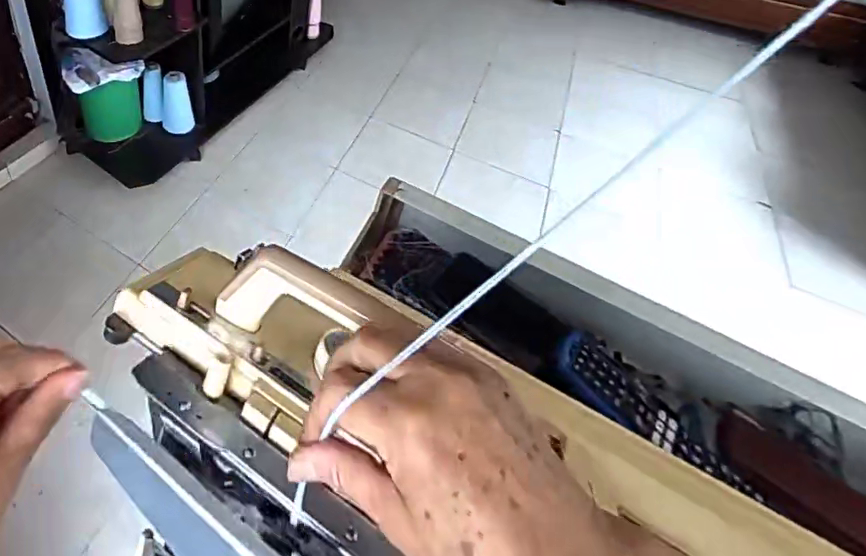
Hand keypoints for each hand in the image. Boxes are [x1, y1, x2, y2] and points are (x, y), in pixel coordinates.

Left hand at [0, 340, 87, 555]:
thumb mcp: (3, 475)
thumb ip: (39, 416)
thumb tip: (75, 376)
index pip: (12, 363)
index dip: (52, 362)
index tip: (82, 373)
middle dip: (30, 361)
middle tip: (61, 385)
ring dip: (9, 374)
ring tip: (35, 406)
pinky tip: (2, 419)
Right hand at [287, 323, 679, 555]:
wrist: (556, 540)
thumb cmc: (489, 544)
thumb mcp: (404, 521)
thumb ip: (350, 477)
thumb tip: (309, 460)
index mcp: (407, 423)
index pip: (336, 391)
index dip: (314, 416)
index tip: (314, 440)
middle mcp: (434, 381)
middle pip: (362, 340)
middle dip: (337, 368)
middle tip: (332, 407)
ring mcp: (463, 369)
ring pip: (397, 331)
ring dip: (372, 355)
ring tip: (367, 398)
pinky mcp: (484, 370)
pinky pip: (433, 344)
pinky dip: (408, 357)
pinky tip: (407, 394)